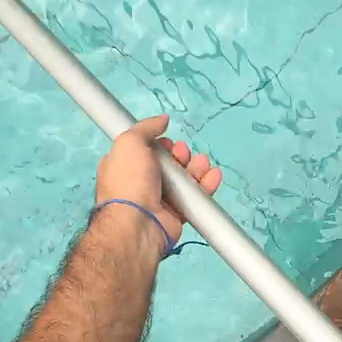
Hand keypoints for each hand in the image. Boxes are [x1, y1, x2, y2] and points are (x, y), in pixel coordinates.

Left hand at [94, 115, 222, 246]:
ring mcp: (162, 198)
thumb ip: (146, 127)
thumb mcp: (129, 142)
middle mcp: (143, 182)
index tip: (168, 142)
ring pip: (186, 179)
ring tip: (202, 164)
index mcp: (127, 166)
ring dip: (197, 168)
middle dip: (182, 155)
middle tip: (183, 155)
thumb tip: (163, 119)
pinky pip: (196, 196)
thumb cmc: (129, 180)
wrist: (138, 222)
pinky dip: (207, 185)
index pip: (149, 150)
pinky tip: (213, 176)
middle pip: (170, 163)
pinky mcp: (178, 213)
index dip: (161, 144)